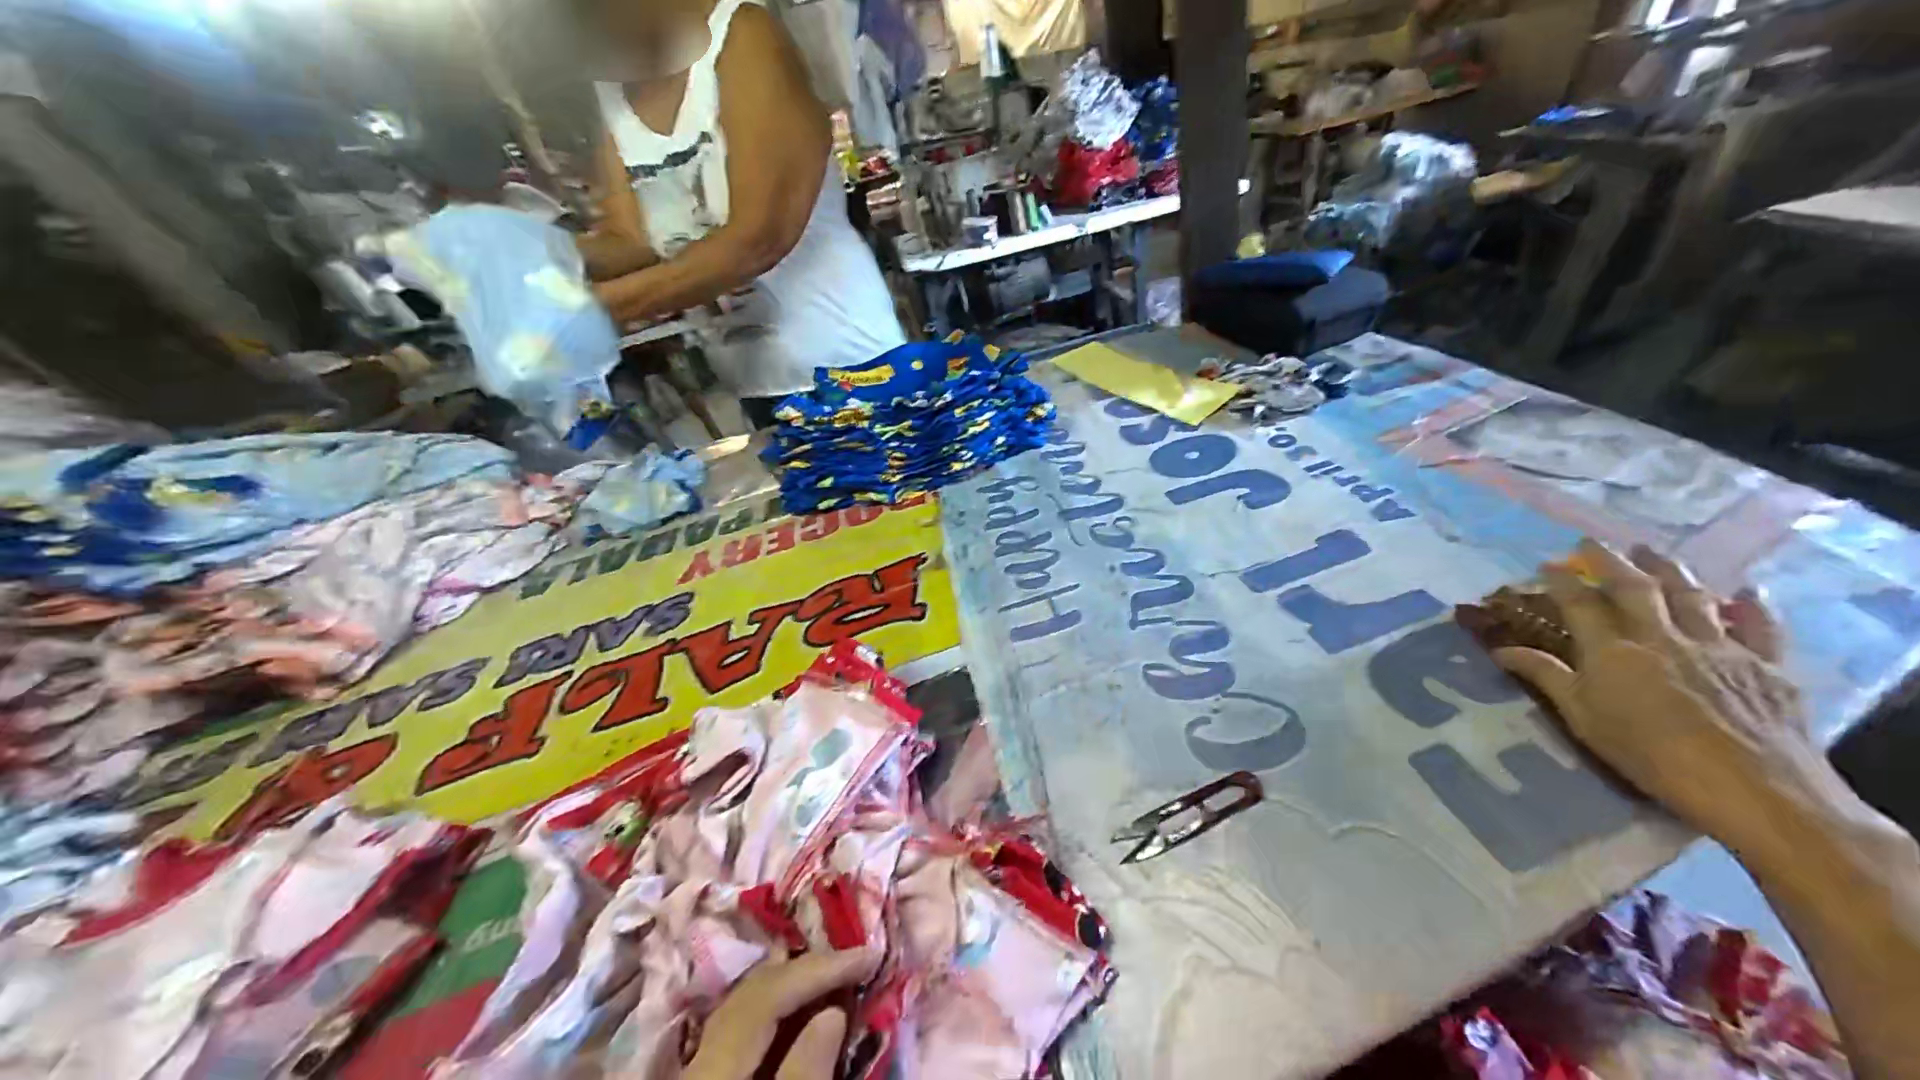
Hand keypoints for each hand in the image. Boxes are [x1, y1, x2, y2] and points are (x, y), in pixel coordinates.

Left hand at [683, 946, 879, 1079]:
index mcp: (716, 1063)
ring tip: (833, 973)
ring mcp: (696, 1062)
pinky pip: (740, 1021)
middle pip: (754, 988)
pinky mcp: (705, 1073)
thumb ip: (805, 1071)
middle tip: (856, 959)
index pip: (772, 991)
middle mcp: (700, 1052)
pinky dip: (775, 1004)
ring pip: (745, 1000)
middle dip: (808, 966)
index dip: (823, 967)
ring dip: (792, 981)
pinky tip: (798, 1007)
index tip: (870, 955)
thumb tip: (834, 1008)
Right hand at [1492, 539, 1831, 853]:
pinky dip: (1752, 605)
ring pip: (1692, 595)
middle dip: (1610, 561)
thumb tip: (1502, 649)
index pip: (1580, 603)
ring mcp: (1720, 647)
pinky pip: (1760, 625)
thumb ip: (1547, 678)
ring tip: (1652, 551)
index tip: (1547, 564)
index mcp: (1614, 650)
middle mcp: (1663, 637)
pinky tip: (1746, 590)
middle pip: (1634, 587)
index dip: (1561, 580)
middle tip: (1591, 543)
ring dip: (1669, 569)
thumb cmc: (1650, 755)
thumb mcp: (1584, 719)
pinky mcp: (1766, 665)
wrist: (1754, 790)